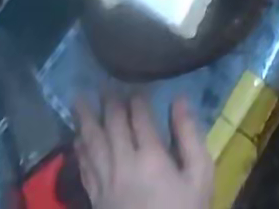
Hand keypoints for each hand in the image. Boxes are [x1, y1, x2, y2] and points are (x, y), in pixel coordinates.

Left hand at [74, 95, 212, 208]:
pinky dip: (80, 149)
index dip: (136, 97)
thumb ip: (189, 135)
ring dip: (85, 120)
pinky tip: (78, 138)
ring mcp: (105, 185)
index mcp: (150, 157)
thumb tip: (180, 99)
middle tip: (102, 82)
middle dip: (107, 102)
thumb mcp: (200, 173)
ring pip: (91, 145)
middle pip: (110, 126)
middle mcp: (123, 165)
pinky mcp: (96, 201)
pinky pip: (84, 169)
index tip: (136, 81)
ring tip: (78, 100)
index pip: (138, 116)